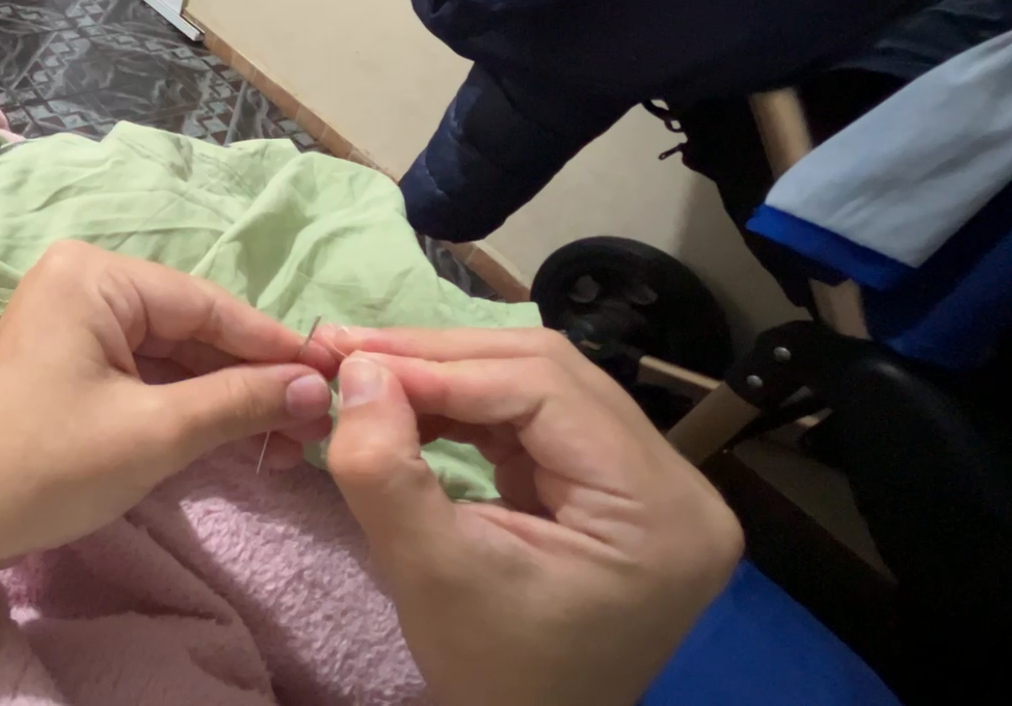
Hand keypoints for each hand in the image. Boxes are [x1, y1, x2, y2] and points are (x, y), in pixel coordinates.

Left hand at [0, 241, 338, 563]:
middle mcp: (85, 279)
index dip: (272, 344)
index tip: (331, 374)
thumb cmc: (48, 466)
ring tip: (287, 437)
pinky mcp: (74, 352)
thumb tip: (313, 386)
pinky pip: (144, 367)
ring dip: (224, 394)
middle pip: (190, 326)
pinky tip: (236, 431)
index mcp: (95, 275)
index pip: (205, 304)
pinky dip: (186, 400)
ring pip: (171, 350)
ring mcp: (77, 316)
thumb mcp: (155, 433)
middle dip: (250, 376)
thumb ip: (238, 400)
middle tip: (313, 419)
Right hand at [321, 326, 742, 705]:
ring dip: (443, 369)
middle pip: (542, 369)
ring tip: (368, 372)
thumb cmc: (487, 669)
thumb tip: (357, 368)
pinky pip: (525, 409)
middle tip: (350, 350)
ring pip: (530, 378)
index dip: (439, 367)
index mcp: (657, 509)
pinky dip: (457, 398)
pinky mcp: (601, 479)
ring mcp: (640, 477)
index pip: (541, 391)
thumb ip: (383, 468)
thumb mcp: (426, 572)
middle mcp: (670, 480)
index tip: (348, 361)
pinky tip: (409, 404)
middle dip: (437, 355)